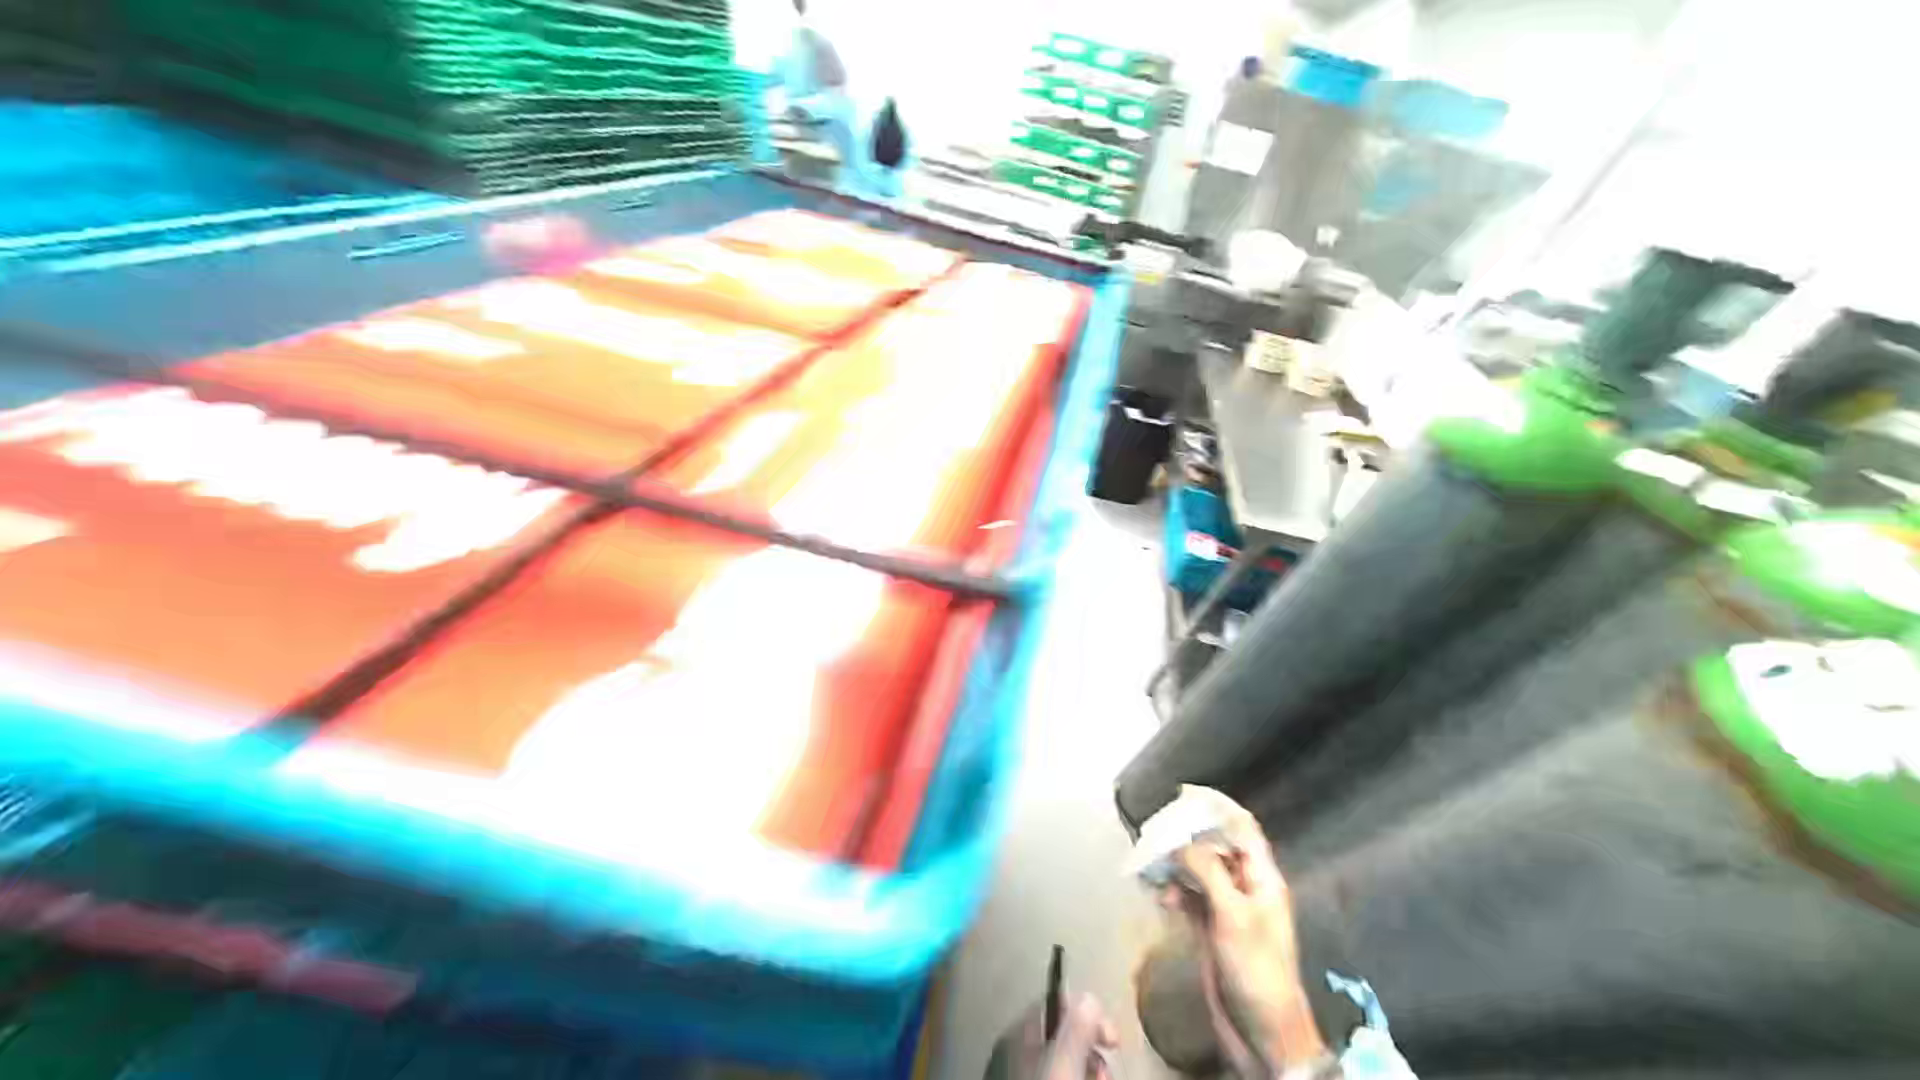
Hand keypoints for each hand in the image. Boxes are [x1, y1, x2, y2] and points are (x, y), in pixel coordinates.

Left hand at [986, 992, 1118, 1079]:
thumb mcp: (1064, 1065)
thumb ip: (1077, 1028)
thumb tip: (1089, 998)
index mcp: (1019, 1035)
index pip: (1056, 1004)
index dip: (1088, 1015)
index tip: (1113, 1042)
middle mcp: (1017, 1055)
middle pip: (1064, 1041)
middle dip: (1093, 1059)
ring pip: (1065, 1070)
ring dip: (1090, 1077)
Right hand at [1168, 803, 1328, 1077]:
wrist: (1263, 1036)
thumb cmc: (1256, 971)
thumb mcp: (1234, 916)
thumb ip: (1208, 872)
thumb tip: (1180, 844)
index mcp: (1262, 879)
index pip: (1242, 829)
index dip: (1218, 807)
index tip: (1184, 793)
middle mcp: (1245, 888)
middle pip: (1214, 847)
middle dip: (1186, 836)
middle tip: (1155, 831)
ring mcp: (1226, 909)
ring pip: (1197, 871)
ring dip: (1174, 865)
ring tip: (1150, 867)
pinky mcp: (1209, 929)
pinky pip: (1188, 897)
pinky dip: (1172, 891)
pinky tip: (1158, 896)